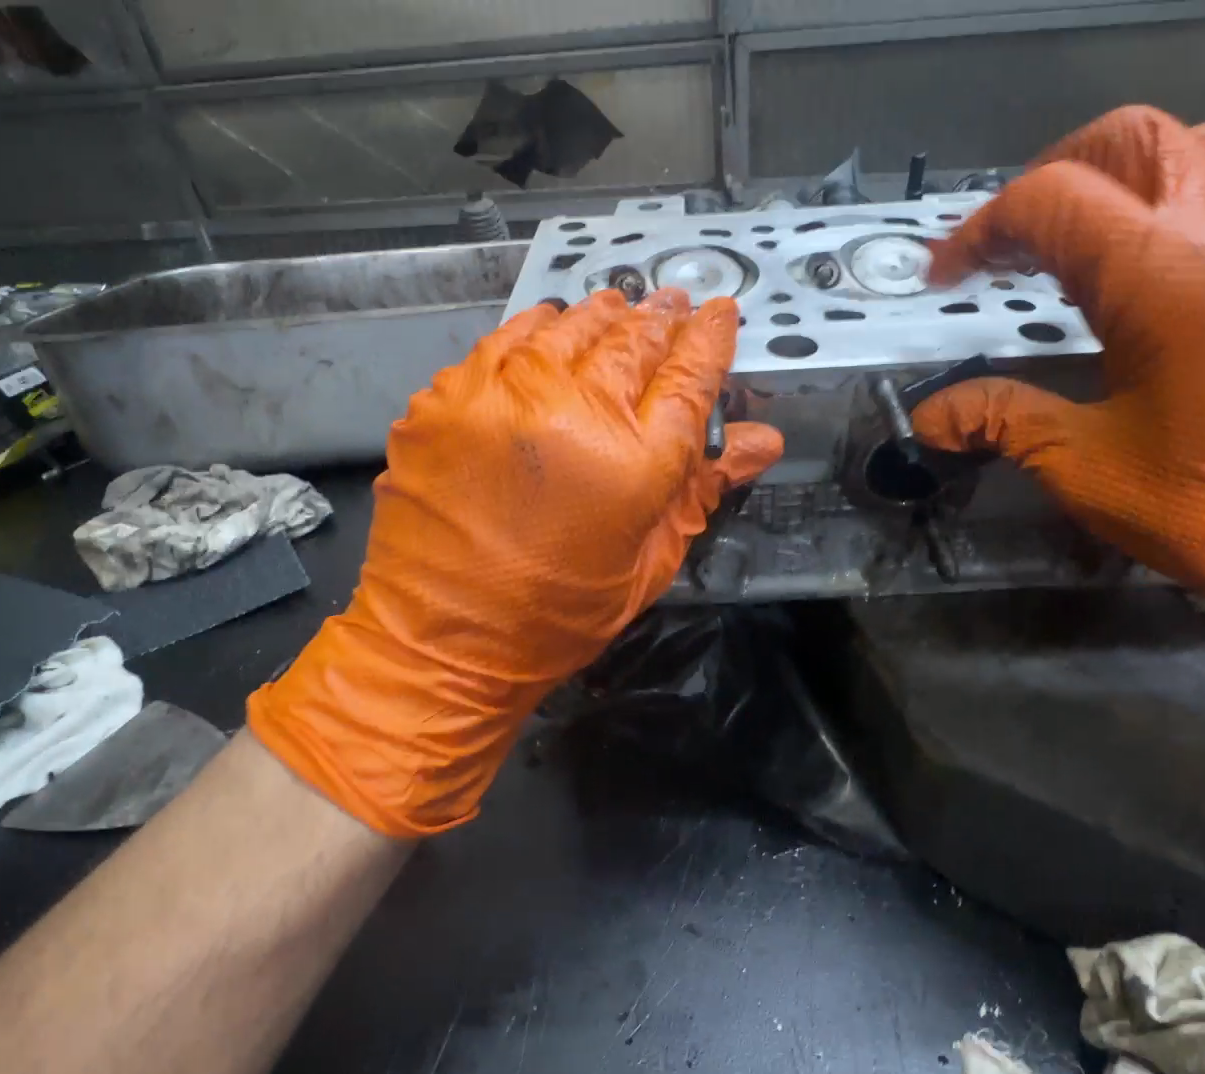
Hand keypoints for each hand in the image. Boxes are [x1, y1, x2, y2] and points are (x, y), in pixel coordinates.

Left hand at [249, 289, 781, 834]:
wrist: (442, 639)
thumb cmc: (558, 616)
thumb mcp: (649, 563)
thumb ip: (702, 489)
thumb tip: (762, 440)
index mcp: (633, 463)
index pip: (689, 376)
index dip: (710, 340)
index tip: (720, 315)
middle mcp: (570, 412)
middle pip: (632, 341)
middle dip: (660, 319)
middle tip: (673, 304)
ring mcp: (500, 397)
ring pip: (568, 327)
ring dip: (602, 316)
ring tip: (618, 308)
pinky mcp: (445, 397)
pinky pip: (502, 340)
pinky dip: (536, 330)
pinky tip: (549, 330)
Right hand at [914, 105, 1204, 761]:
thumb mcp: (1085, 467)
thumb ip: (1000, 417)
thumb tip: (927, 416)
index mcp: (1166, 277)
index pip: (1051, 200)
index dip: (983, 228)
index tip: (950, 275)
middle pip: (1128, 140)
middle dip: (1055, 178)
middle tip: (1016, 241)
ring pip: (1201, 148)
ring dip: (1129, 185)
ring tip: (1090, 247)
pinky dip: (1201, 204)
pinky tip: (1180, 265)